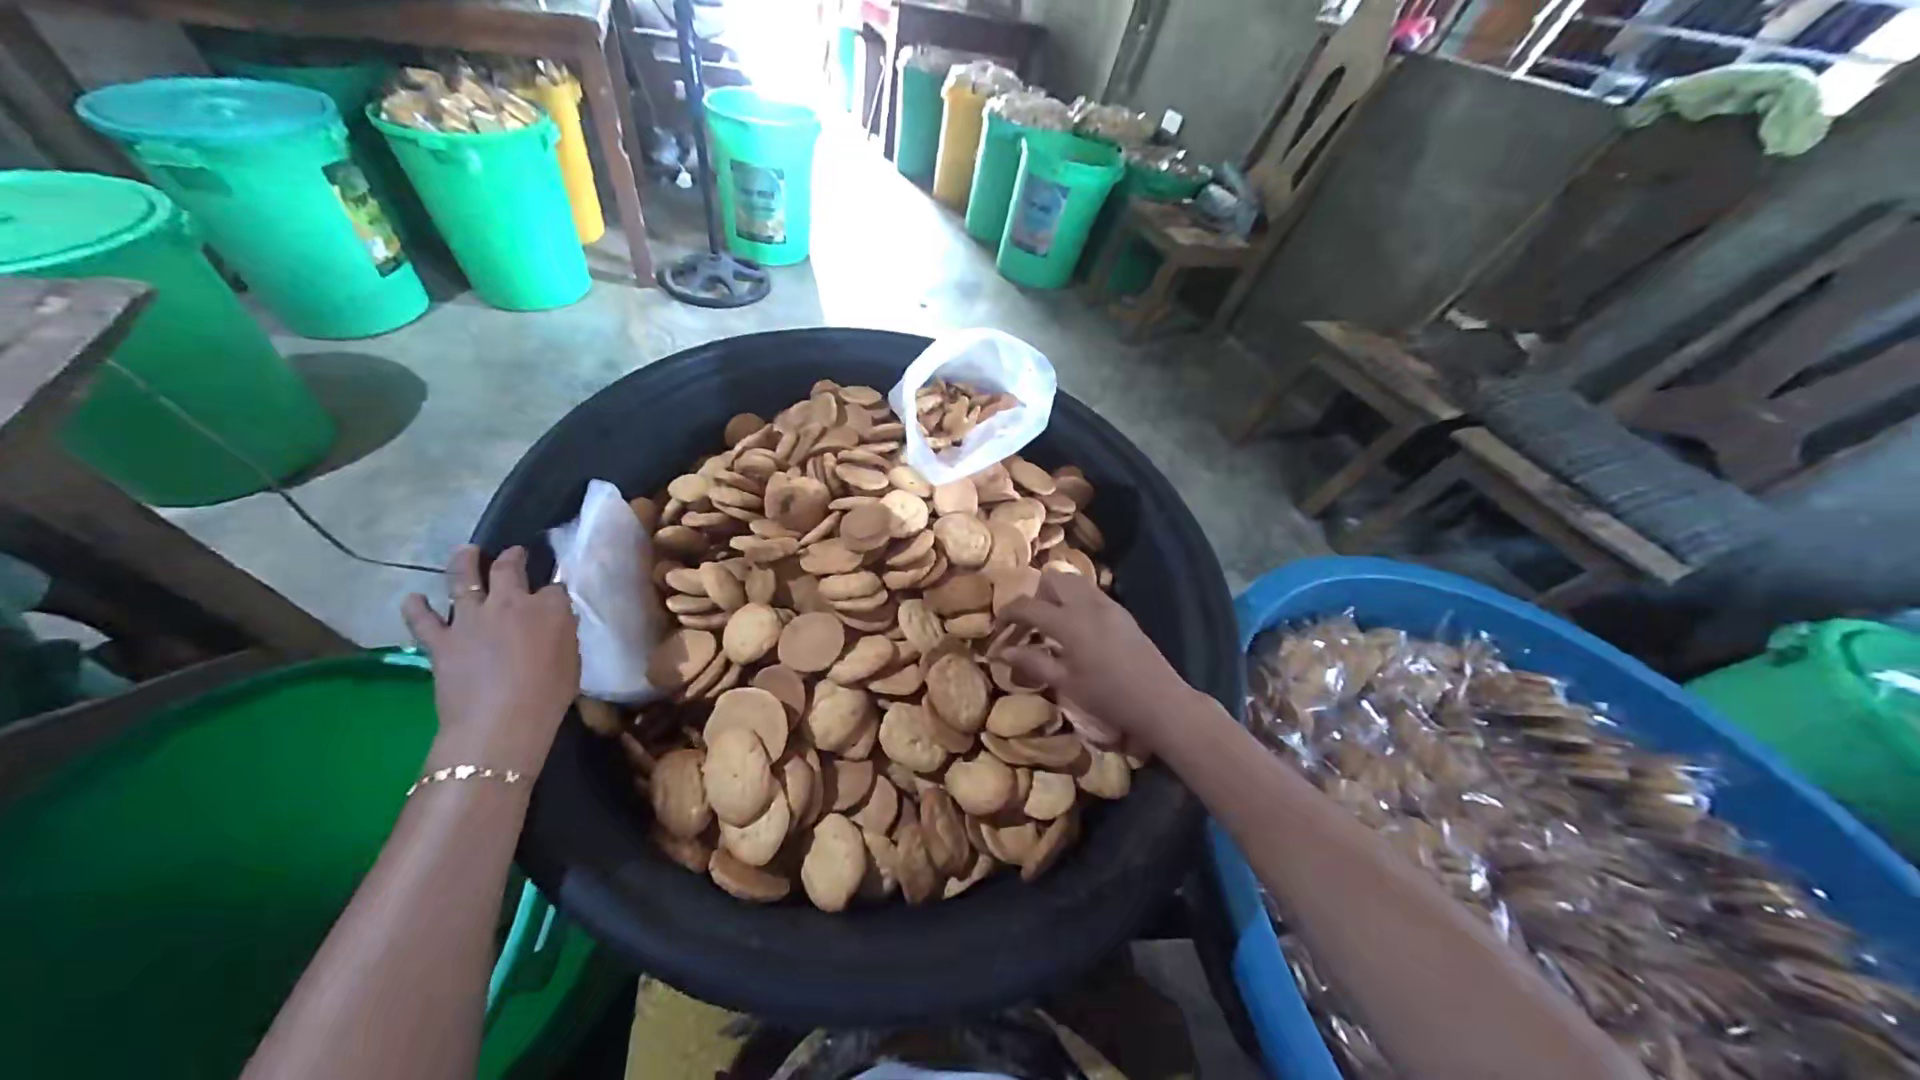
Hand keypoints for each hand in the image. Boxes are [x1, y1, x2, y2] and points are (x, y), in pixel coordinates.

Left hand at [402, 545, 579, 779]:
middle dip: (512, 557)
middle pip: (509, 569)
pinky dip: (416, 607)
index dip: (555, 591)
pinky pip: (422, 619)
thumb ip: (562, 636)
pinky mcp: (440, 640)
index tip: (555, 596)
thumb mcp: (571, 661)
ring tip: (465, 551)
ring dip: (464, 561)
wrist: (500, 722)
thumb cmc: (548, 695)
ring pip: (463, 579)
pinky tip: (413, 598)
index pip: (555, 588)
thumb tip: (554, 625)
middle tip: (513, 553)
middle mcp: (509, 603)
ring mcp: (470, 618)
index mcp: (549, 608)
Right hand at [999, 567, 1201, 752]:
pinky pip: (1091, 593)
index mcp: (1069, 622)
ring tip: (1052, 628)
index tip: (998, 628)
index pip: (1028, 605)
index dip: (1007, 614)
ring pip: (1073, 581)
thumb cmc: (1108, 696)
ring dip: (1056, 596)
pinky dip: (1075, 602)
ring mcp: (1108, 604)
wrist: (1159, 700)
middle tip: (1030, 626)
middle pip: (1052, 579)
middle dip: (1035, 596)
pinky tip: (1076, 632)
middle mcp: (1088, 604)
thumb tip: (1003, 652)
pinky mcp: (1122, 612)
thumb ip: (1033, 662)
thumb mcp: (1066, 683)